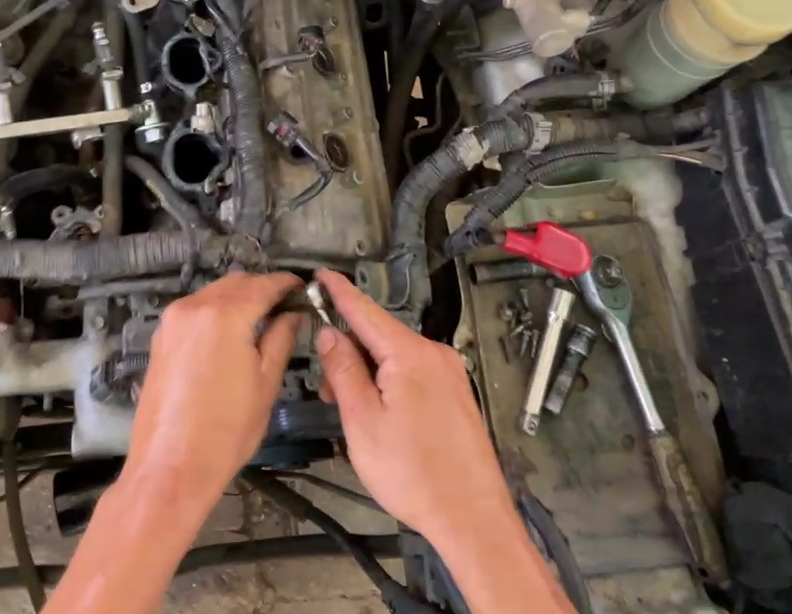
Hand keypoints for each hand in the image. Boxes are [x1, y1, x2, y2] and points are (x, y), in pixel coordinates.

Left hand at [122, 271, 302, 502]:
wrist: (170, 468)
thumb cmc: (226, 431)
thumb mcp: (265, 384)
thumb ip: (281, 339)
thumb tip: (293, 314)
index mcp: (224, 315)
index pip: (262, 285)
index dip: (286, 283)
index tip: (302, 288)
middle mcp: (193, 307)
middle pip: (235, 284)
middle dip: (261, 289)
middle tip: (285, 308)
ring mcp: (172, 321)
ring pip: (213, 294)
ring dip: (237, 299)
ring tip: (260, 322)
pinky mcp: (161, 338)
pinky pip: (195, 311)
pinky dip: (216, 313)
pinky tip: (230, 336)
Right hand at [313, 268, 513, 544]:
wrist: (471, 518)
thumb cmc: (412, 473)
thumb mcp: (362, 421)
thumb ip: (343, 371)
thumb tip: (329, 334)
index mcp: (409, 354)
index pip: (365, 310)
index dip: (339, 292)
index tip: (319, 274)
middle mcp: (434, 354)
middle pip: (380, 337)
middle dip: (349, 353)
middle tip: (327, 390)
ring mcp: (450, 374)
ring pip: (396, 358)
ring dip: (368, 373)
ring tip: (354, 414)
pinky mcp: (456, 394)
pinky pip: (414, 374)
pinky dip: (389, 384)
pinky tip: (381, 416)